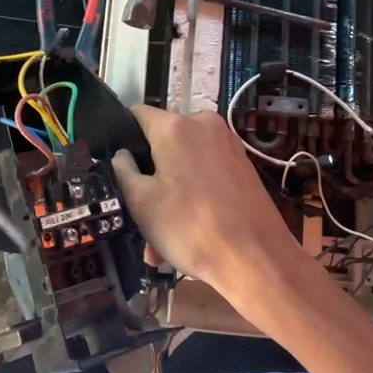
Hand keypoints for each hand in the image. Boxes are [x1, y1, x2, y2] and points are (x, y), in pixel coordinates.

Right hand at [111, 105, 302, 299]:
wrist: (256, 258)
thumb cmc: (191, 226)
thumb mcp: (142, 203)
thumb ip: (124, 172)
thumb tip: (122, 155)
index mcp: (175, 126)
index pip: (138, 114)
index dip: (122, 134)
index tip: (116, 164)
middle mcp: (204, 125)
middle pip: (164, 141)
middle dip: (150, 176)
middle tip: (139, 215)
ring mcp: (228, 144)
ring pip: (185, 163)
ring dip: (170, 193)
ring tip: (160, 241)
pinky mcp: (244, 165)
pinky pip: (207, 174)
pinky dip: (194, 196)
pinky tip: (188, 233)